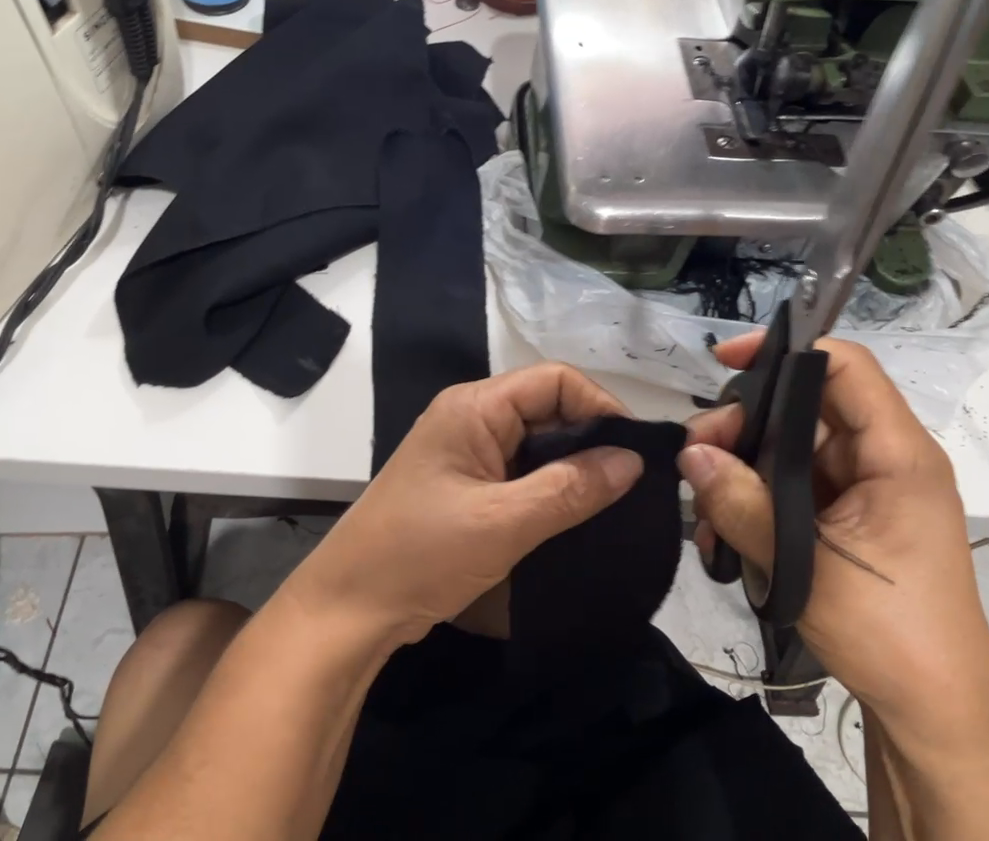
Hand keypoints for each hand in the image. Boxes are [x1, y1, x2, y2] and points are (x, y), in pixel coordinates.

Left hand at [282, 364, 645, 646]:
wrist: (351, 607)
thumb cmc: (421, 554)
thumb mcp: (503, 522)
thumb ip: (570, 488)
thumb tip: (632, 460)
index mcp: (472, 407)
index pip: (554, 381)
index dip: (600, 406)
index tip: (637, 453)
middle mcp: (470, 419)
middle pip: (548, 409)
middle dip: (593, 439)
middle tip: (637, 484)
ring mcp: (466, 454)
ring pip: (538, 445)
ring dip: (575, 469)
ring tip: (618, 502)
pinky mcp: (467, 488)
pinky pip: (521, 474)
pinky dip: (552, 489)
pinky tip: (579, 517)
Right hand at [680, 334, 988, 739]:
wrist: (933, 713)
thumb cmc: (888, 632)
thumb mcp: (806, 565)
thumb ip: (743, 503)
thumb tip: (690, 453)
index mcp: (898, 456)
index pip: (846, 367)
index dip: (786, 351)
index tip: (723, 363)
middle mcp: (883, 462)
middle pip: (804, 410)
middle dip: (743, 428)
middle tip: (695, 463)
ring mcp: (864, 493)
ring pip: (789, 452)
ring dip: (740, 474)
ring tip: (704, 515)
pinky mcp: (847, 522)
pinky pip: (790, 491)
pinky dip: (753, 503)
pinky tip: (721, 536)